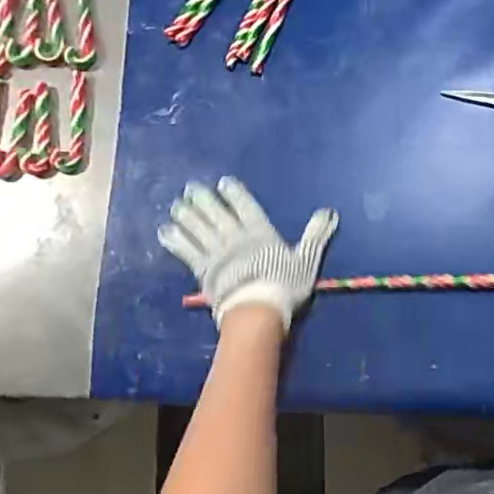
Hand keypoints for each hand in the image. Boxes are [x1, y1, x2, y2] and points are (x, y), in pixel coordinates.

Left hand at [158, 177, 337, 329]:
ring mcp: (216, 252)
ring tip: (176, 205)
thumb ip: (315, 235)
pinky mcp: (202, 269)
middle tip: (191, 188)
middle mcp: (235, 237)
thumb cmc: (284, 287)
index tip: (223, 183)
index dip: (234, 193)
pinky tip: (165, 231)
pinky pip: (185, 250)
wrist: (257, 310)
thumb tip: (329, 211)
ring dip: (187, 215)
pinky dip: (175, 240)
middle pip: (216, 213)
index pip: (245, 206)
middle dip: (203, 199)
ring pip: (198, 227)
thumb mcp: (306, 260)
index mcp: (260, 232)